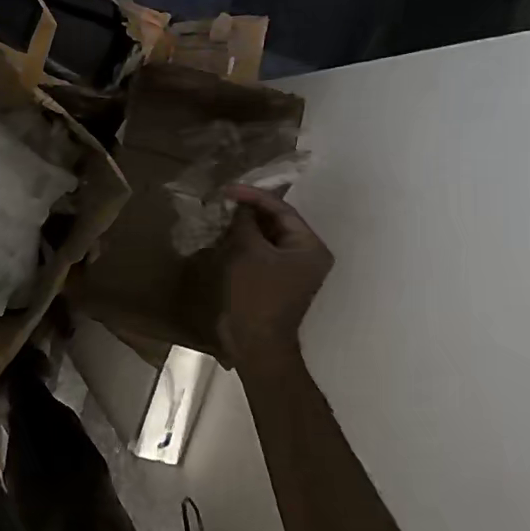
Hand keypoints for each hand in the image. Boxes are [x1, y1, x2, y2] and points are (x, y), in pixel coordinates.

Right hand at [217, 187, 333, 358]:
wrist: (255, 341)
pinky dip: (243, 242)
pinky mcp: (274, 280)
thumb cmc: (256, 293)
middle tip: (222, 199)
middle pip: (277, 222)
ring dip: (244, 226)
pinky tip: (223, 235)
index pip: (282, 210)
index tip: (226, 189)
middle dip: (249, 210)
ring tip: (220, 213)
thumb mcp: (248, 252)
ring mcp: (291, 270)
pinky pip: (260, 252)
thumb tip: (238, 205)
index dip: (253, 196)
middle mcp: (306, 256)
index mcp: (310, 247)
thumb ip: (245, 223)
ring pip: (267, 237)